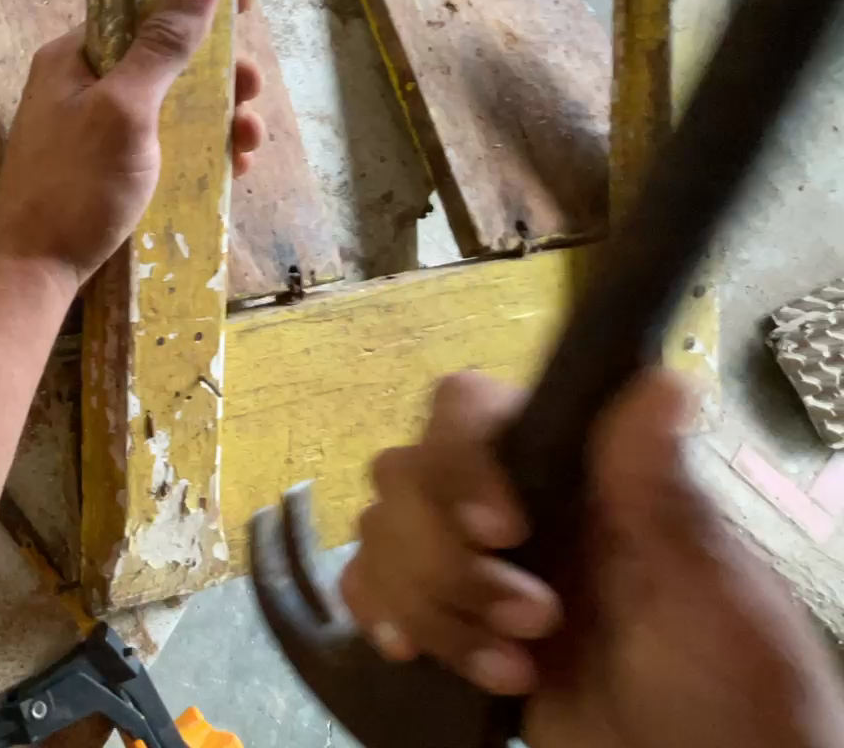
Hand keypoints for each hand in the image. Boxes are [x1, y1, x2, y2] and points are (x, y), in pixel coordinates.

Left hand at [0, 0, 263, 287]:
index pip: (138, 8)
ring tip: (249, 136)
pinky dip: (199, 147)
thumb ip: (161, 46)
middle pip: (162, 57)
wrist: (35, 267)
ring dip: (217, 113)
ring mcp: (96, 128)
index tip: (245, 4)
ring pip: (170, 103)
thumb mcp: (124, 108)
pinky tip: (234, 165)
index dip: (191, 1)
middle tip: (250, 88)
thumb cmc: (75, 183)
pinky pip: (163, 142)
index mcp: (74, 58)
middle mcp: (83, 85)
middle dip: (216, 70)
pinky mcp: (109, 166)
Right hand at [341, 369, 843, 747]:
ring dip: (430, 605)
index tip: (501, 531)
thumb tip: (664, 381)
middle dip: (448, 557)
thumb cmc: (726, 701)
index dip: (458, 456)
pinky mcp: (420, 603)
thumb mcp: (716, 605)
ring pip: (375, 531)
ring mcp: (449, 552)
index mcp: (561, 476)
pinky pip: (357, 579)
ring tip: (511, 669)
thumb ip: (666, 498)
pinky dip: (379, 612)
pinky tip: (417, 653)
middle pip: (402, 472)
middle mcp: (492, 498)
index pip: (466, 407)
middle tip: (534, 622)